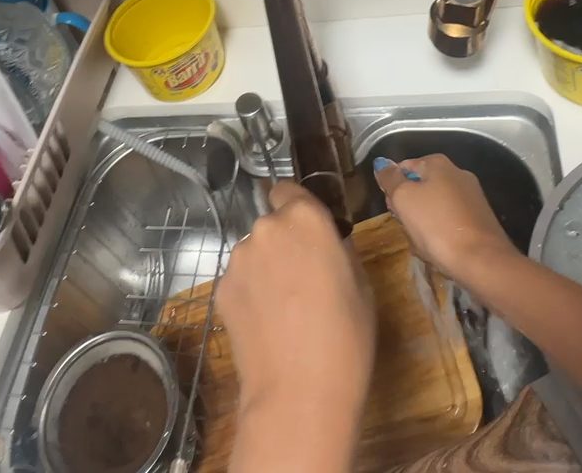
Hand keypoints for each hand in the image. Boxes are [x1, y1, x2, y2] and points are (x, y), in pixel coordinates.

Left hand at [216, 180, 373, 472]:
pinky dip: (251, 293)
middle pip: (272, 224)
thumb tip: (326, 243)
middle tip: (303, 279)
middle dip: (284, 243)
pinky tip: (266, 324)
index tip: (308, 232)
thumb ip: (338, 250)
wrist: (299, 393)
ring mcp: (238, 258)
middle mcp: (266, 228)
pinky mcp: (220, 288)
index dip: (297, 207)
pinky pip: (240, 280)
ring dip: (265, 268)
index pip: (288, 189)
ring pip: (254, 253)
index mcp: (305, 218)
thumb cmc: (346, 338)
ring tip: (284, 308)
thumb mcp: (361, 285)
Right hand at [373, 154, 518, 284]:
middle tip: (405, 226)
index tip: (392, 208)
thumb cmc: (436, 225)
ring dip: (423, 224)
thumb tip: (382, 164)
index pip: (404, 167)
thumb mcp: (403, 198)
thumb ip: (390, 178)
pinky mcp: (479, 220)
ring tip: (422, 243)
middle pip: (420, 187)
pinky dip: (440, 234)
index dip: (392, 187)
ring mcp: (471, 198)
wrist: (481, 261)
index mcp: (439, 164)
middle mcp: (458, 174)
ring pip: (433, 208)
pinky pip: (449, 223)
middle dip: (408, 208)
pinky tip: (438, 250)